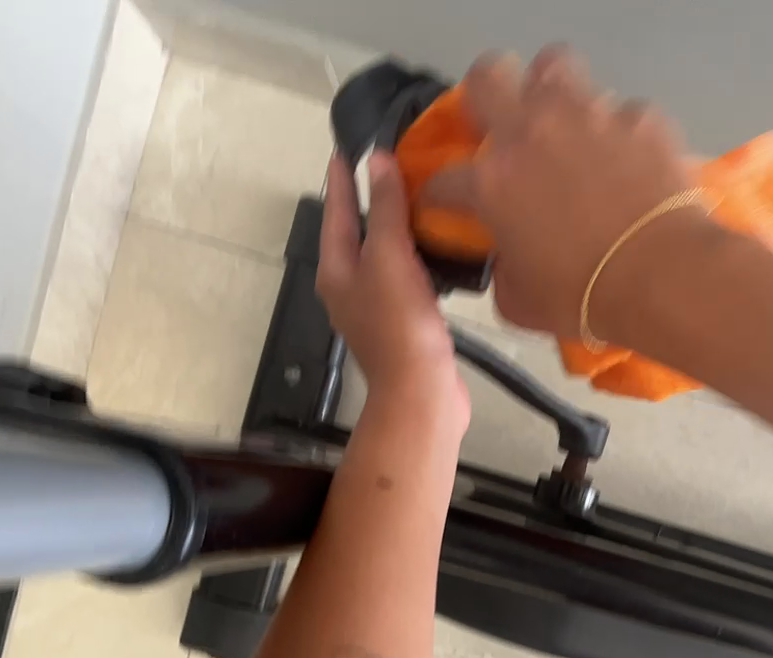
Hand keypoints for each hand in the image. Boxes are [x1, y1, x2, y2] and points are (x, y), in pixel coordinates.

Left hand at [318, 152, 468, 428]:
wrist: (421, 392)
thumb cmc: (400, 325)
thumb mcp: (389, 257)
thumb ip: (385, 208)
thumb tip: (377, 161)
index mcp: (336, 272)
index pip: (336, 213)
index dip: (342, 180)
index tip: (346, 150)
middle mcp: (349, 290)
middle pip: (355, 236)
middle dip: (369, 203)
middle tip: (388, 169)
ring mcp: (376, 311)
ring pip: (382, 259)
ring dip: (395, 232)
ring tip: (416, 202)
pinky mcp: (404, 327)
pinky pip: (406, 281)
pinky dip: (416, 260)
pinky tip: (436, 251)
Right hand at [421, 47, 713, 345]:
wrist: (659, 278)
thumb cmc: (581, 298)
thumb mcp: (518, 302)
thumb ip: (501, 271)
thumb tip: (506, 260)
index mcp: (493, 183)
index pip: (443, 180)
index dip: (438, 196)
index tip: (444, 207)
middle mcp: (532, 133)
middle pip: (487, 77)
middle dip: (485, 99)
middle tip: (500, 130)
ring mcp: (589, 116)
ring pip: (554, 68)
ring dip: (550, 96)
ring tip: (563, 129)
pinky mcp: (639, 117)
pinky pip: (620, 112)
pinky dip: (617, 134)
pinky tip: (625, 163)